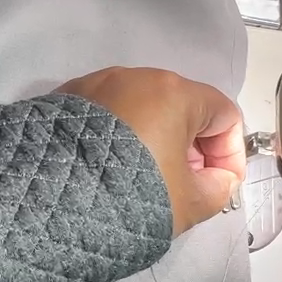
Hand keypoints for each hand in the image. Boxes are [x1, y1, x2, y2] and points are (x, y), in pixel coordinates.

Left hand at [58, 67, 244, 235]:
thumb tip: (216, 178)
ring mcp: (94, 85)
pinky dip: (115, 136)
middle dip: (190, 146)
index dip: (229, 152)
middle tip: (181, 183)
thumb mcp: (190, 203)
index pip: (223, 114)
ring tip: (140, 178)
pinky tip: (106, 168)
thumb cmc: (128, 195)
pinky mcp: (64, 100)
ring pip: (139, 110)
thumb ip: (218, 187)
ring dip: (151, 140)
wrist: (52, 201)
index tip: (219, 182)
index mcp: (172, 92)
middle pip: (180, 108)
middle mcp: (133, 78)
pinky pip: (104, 115)